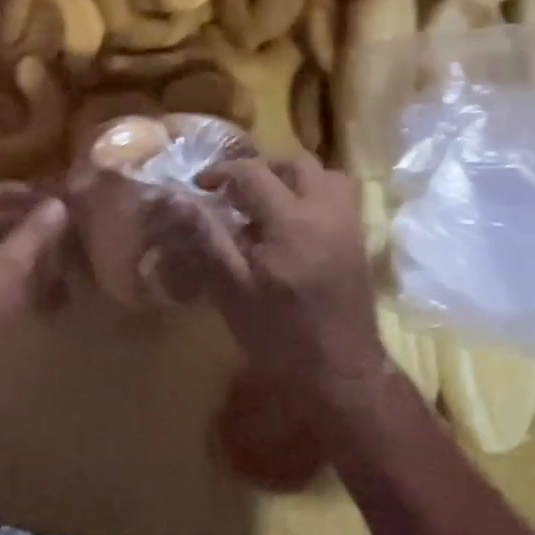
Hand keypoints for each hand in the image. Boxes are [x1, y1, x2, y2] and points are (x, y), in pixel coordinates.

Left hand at [0, 183, 69, 342]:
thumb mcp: (13, 263)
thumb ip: (35, 232)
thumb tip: (58, 204)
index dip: (10, 191)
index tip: (40, 197)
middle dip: (21, 220)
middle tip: (52, 224)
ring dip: (22, 248)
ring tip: (53, 254)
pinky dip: (18, 275)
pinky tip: (43, 289)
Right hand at [164, 154, 389, 397]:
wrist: (339, 371)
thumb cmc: (278, 334)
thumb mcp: (231, 288)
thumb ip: (206, 237)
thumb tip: (175, 199)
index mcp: (291, 221)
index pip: (252, 173)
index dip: (221, 173)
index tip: (199, 187)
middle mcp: (326, 211)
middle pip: (295, 164)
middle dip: (260, 169)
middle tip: (233, 194)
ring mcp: (349, 224)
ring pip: (325, 175)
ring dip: (292, 178)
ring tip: (266, 203)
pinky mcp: (358, 241)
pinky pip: (339, 198)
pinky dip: (312, 196)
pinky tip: (291, 226)